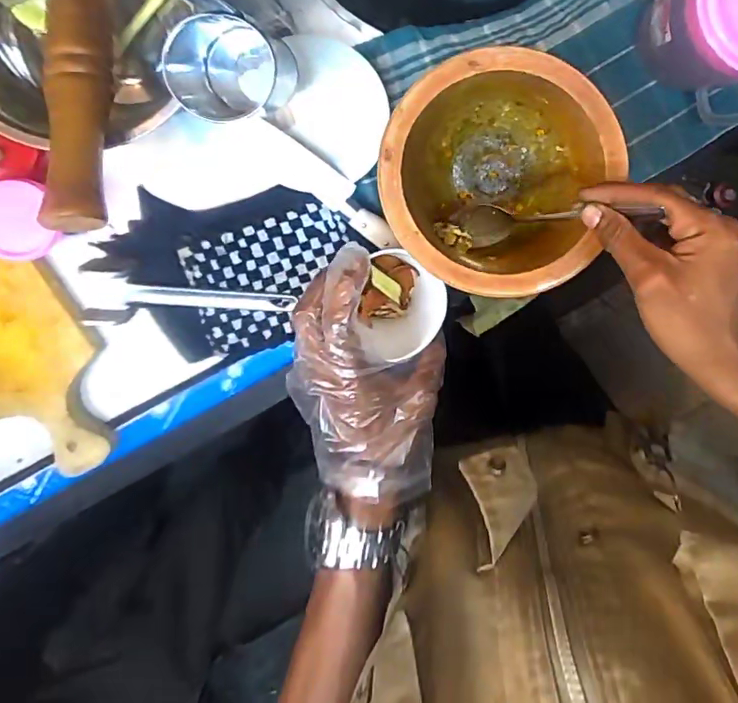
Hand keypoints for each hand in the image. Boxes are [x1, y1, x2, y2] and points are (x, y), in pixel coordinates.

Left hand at [287, 245, 444, 504]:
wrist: (361, 479)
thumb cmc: (389, 442)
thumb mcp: (418, 400)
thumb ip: (428, 359)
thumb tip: (436, 324)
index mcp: (341, 371)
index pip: (333, 316)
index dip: (343, 282)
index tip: (358, 258)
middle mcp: (315, 367)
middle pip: (305, 311)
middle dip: (324, 280)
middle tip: (349, 261)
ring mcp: (305, 372)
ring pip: (300, 321)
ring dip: (318, 293)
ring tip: (343, 277)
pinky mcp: (305, 377)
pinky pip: (305, 334)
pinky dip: (317, 312)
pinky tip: (338, 307)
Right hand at [580, 183, 737, 410]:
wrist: (724, 365)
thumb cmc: (687, 323)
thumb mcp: (648, 277)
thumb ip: (620, 238)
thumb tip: (590, 210)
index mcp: (711, 227)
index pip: (657, 195)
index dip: (616, 193)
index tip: (583, 194)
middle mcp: (720, 226)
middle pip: (665, 202)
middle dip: (624, 201)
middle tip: (588, 203)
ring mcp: (718, 241)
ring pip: (668, 217)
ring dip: (634, 216)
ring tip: (599, 215)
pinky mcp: (711, 255)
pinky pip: (675, 232)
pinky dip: (648, 231)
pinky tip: (624, 234)